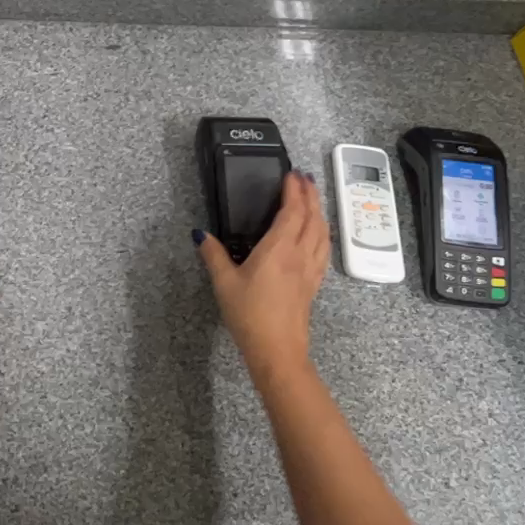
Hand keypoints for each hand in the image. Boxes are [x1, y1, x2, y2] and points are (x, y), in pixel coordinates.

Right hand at [195, 172, 330, 387]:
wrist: (278, 351)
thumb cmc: (250, 315)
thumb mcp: (224, 283)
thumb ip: (213, 255)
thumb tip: (201, 234)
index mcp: (279, 249)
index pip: (292, 211)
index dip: (294, 191)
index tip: (291, 174)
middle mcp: (300, 255)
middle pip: (312, 218)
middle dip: (310, 195)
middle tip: (304, 178)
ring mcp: (310, 270)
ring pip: (322, 233)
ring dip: (319, 212)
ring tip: (313, 200)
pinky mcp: (313, 285)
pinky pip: (323, 250)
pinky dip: (322, 233)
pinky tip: (317, 235)